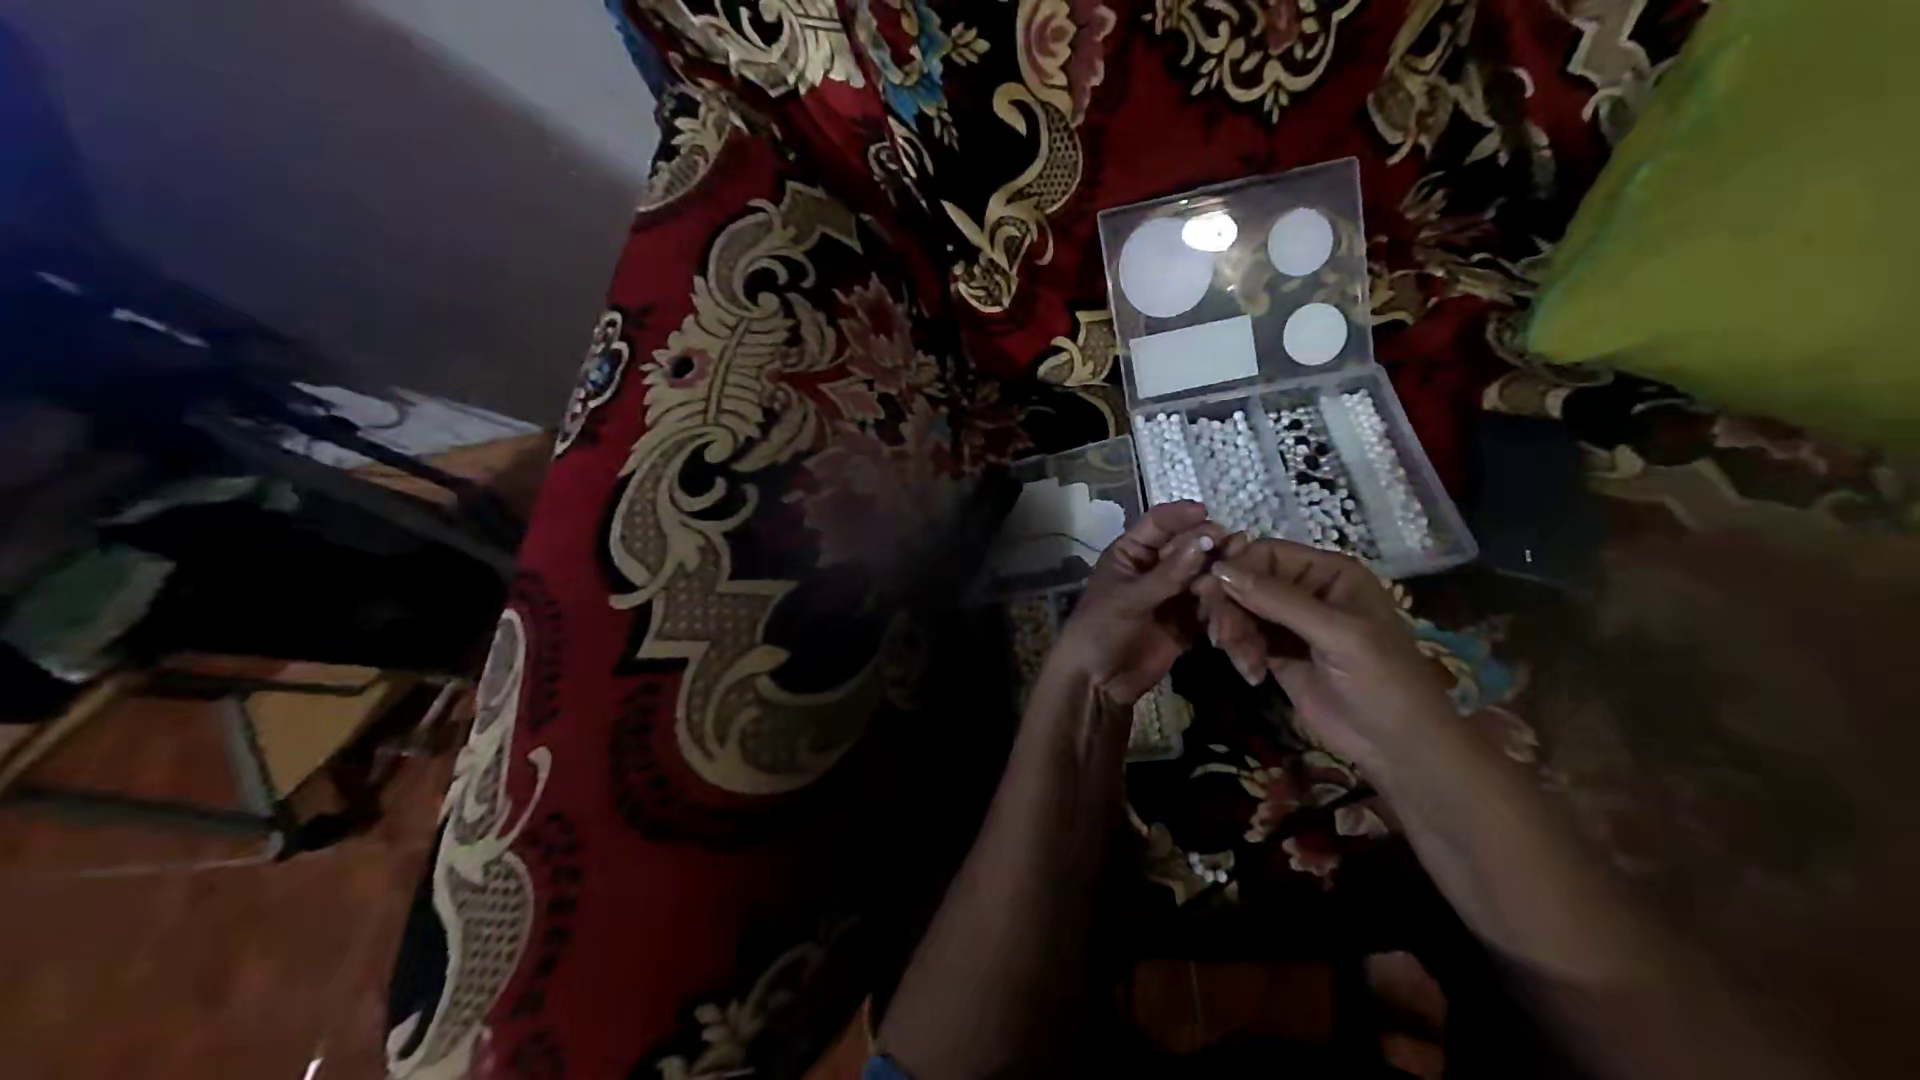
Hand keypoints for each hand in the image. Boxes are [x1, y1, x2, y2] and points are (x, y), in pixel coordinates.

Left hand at [1049, 500, 1224, 705]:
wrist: (1097, 682)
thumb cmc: (1099, 630)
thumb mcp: (1129, 600)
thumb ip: (1168, 575)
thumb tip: (1204, 541)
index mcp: (1130, 553)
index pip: (1158, 524)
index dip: (1181, 516)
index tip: (1207, 513)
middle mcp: (1154, 569)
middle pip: (1188, 548)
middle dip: (1209, 546)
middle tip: (1234, 545)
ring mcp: (1172, 595)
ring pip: (1202, 577)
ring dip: (1218, 576)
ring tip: (1238, 572)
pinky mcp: (1186, 623)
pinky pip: (1209, 608)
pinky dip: (1221, 606)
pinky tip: (1234, 604)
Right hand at [1192, 538, 1453, 767]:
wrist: (1396, 745)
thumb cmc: (1381, 678)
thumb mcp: (1336, 633)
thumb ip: (1278, 600)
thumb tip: (1219, 570)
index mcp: (1329, 573)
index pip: (1267, 554)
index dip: (1236, 569)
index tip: (1209, 592)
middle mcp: (1307, 591)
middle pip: (1246, 582)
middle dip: (1230, 607)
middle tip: (1220, 635)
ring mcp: (1290, 624)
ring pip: (1240, 611)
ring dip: (1233, 633)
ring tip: (1245, 662)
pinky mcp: (1278, 653)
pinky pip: (1243, 639)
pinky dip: (1240, 653)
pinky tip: (1254, 675)